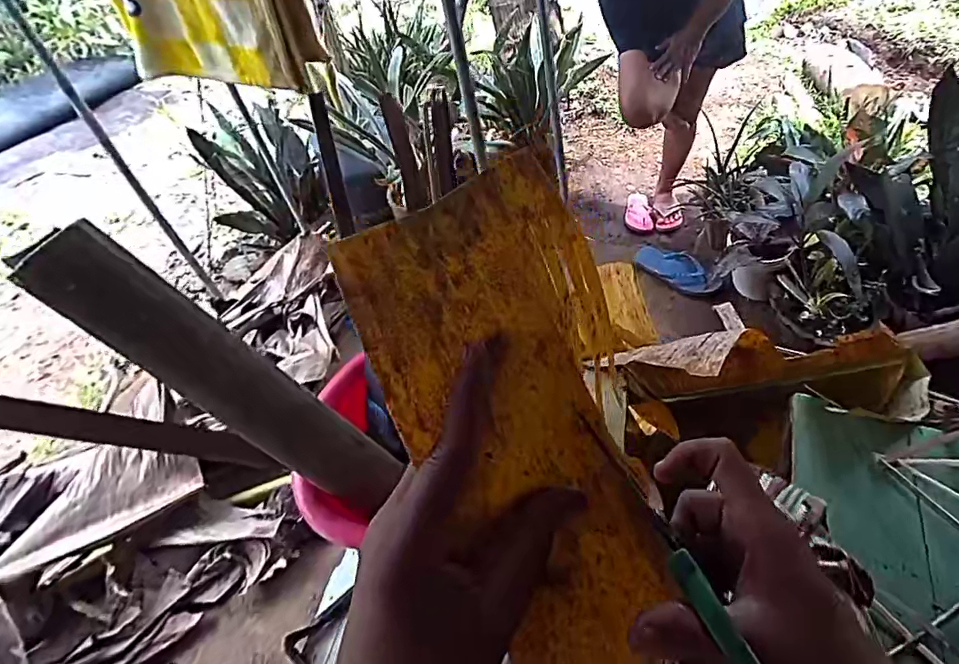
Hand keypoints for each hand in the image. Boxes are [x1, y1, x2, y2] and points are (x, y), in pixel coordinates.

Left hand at [340, 339, 586, 663]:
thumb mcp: (494, 615)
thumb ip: (530, 545)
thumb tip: (570, 494)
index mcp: (411, 533)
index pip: (451, 447)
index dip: (470, 391)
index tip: (484, 344)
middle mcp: (393, 515)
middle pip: (442, 448)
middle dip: (475, 406)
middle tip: (507, 364)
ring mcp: (388, 525)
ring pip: (438, 467)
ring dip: (473, 442)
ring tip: (511, 415)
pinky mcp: (395, 537)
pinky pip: (436, 491)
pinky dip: (466, 475)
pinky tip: (495, 479)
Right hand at [629, 439, 884, 663]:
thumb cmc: (809, 650)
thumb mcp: (743, 639)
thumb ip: (688, 634)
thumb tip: (636, 628)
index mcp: (758, 525)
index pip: (723, 460)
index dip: (687, 454)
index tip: (656, 477)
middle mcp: (758, 532)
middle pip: (704, 507)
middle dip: (679, 539)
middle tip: (667, 580)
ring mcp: (761, 557)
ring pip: (709, 544)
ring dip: (690, 569)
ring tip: (682, 611)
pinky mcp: (764, 583)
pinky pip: (721, 570)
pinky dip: (705, 589)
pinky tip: (701, 623)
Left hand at [651, 25, 705, 83]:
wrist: (693, 35)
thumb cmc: (681, 35)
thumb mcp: (670, 39)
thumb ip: (663, 45)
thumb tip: (656, 48)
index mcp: (669, 52)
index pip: (661, 60)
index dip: (655, 64)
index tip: (650, 69)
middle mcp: (675, 58)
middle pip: (666, 66)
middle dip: (661, 71)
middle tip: (656, 77)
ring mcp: (682, 61)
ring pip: (674, 69)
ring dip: (670, 74)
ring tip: (665, 80)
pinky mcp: (689, 62)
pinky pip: (687, 70)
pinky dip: (686, 76)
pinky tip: (684, 82)